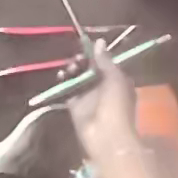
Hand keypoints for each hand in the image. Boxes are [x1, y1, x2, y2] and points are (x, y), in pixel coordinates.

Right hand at [67, 41, 140, 160]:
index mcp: (117, 80)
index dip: (96, 54)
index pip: (105, 63)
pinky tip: (61, 75)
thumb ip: (105, 60)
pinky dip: (64, 81)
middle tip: (76, 58)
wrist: (106, 136)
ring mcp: (88, 97)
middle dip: (82, 61)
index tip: (85, 45)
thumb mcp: (114, 78)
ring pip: (78, 78)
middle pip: (89, 69)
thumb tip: (99, 41)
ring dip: (73, 70)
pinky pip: (68, 89)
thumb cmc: (116, 105)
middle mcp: (103, 87)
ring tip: (70, 68)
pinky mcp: (75, 105)